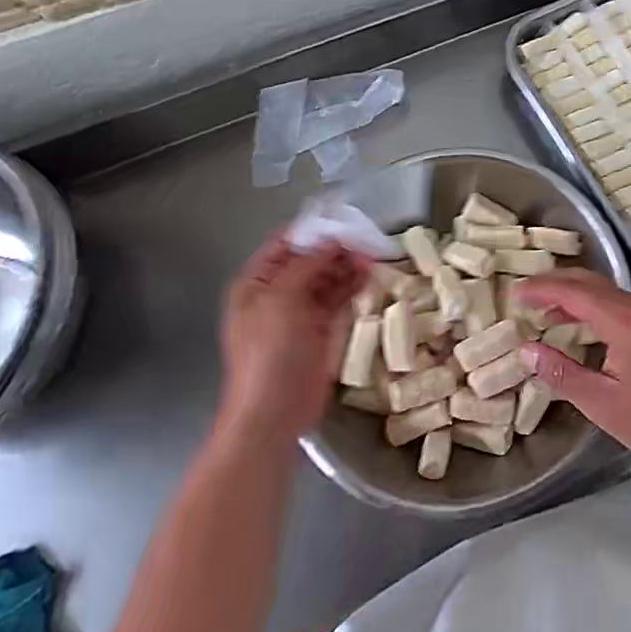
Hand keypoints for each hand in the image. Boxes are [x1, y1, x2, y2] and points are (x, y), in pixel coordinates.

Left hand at [219, 235, 367, 437]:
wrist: (273, 414)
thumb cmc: (269, 353)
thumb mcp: (281, 300)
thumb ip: (307, 265)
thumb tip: (333, 240)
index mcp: (256, 283)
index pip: (286, 244)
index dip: (314, 229)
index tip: (344, 217)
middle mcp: (277, 293)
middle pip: (310, 260)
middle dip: (337, 248)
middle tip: (367, 239)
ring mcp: (300, 313)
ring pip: (328, 279)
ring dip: (348, 266)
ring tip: (374, 255)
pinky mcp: (321, 331)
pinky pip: (338, 301)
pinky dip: (353, 287)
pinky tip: (370, 276)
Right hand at [512, 269, 630, 469]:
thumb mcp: (602, 403)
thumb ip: (561, 373)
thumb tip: (525, 350)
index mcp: (623, 321)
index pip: (573, 292)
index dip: (541, 289)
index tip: (513, 293)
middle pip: (588, 282)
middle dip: (553, 283)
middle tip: (522, 293)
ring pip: (600, 290)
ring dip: (568, 293)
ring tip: (538, 306)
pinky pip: (611, 304)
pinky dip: (585, 305)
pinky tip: (570, 324)